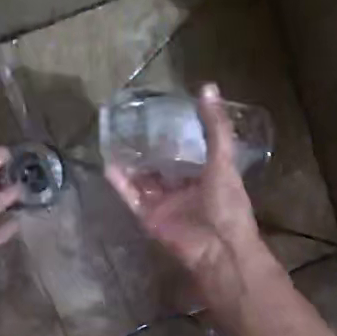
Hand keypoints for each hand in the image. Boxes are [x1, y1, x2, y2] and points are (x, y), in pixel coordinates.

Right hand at [106, 84, 279, 309]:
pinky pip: (132, 197)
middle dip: (149, 148)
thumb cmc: (227, 204)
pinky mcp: (149, 218)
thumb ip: (215, 127)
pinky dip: (120, 183)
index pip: (188, 151)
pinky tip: (108, 164)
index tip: (161, 112)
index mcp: (206, 176)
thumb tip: (208, 87)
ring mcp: (165, 204)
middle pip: (162, 166)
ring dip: (131, 162)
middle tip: (131, 123)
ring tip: (114, 139)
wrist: (218, 248)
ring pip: (143, 180)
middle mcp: (184, 189)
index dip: (176, 134)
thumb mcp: (224, 159)